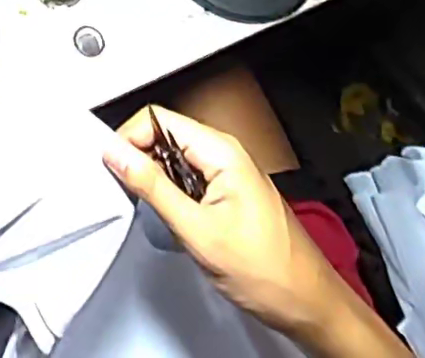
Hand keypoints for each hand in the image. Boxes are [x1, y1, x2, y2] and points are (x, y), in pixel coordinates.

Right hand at [103, 107, 353, 342]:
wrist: (311, 305)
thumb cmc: (270, 271)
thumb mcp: (197, 230)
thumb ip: (152, 186)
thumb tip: (118, 153)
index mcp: (220, 150)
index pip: (157, 119)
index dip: (130, 138)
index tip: (114, 163)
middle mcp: (224, 151)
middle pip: (164, 134)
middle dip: (142, 159)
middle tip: (132, 191)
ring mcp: (227, 169)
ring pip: (173, 157)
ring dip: (157, 178)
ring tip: (159, 210)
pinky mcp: (226, 188)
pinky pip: (187, 175)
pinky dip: (173, 192)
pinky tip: (177, 218)